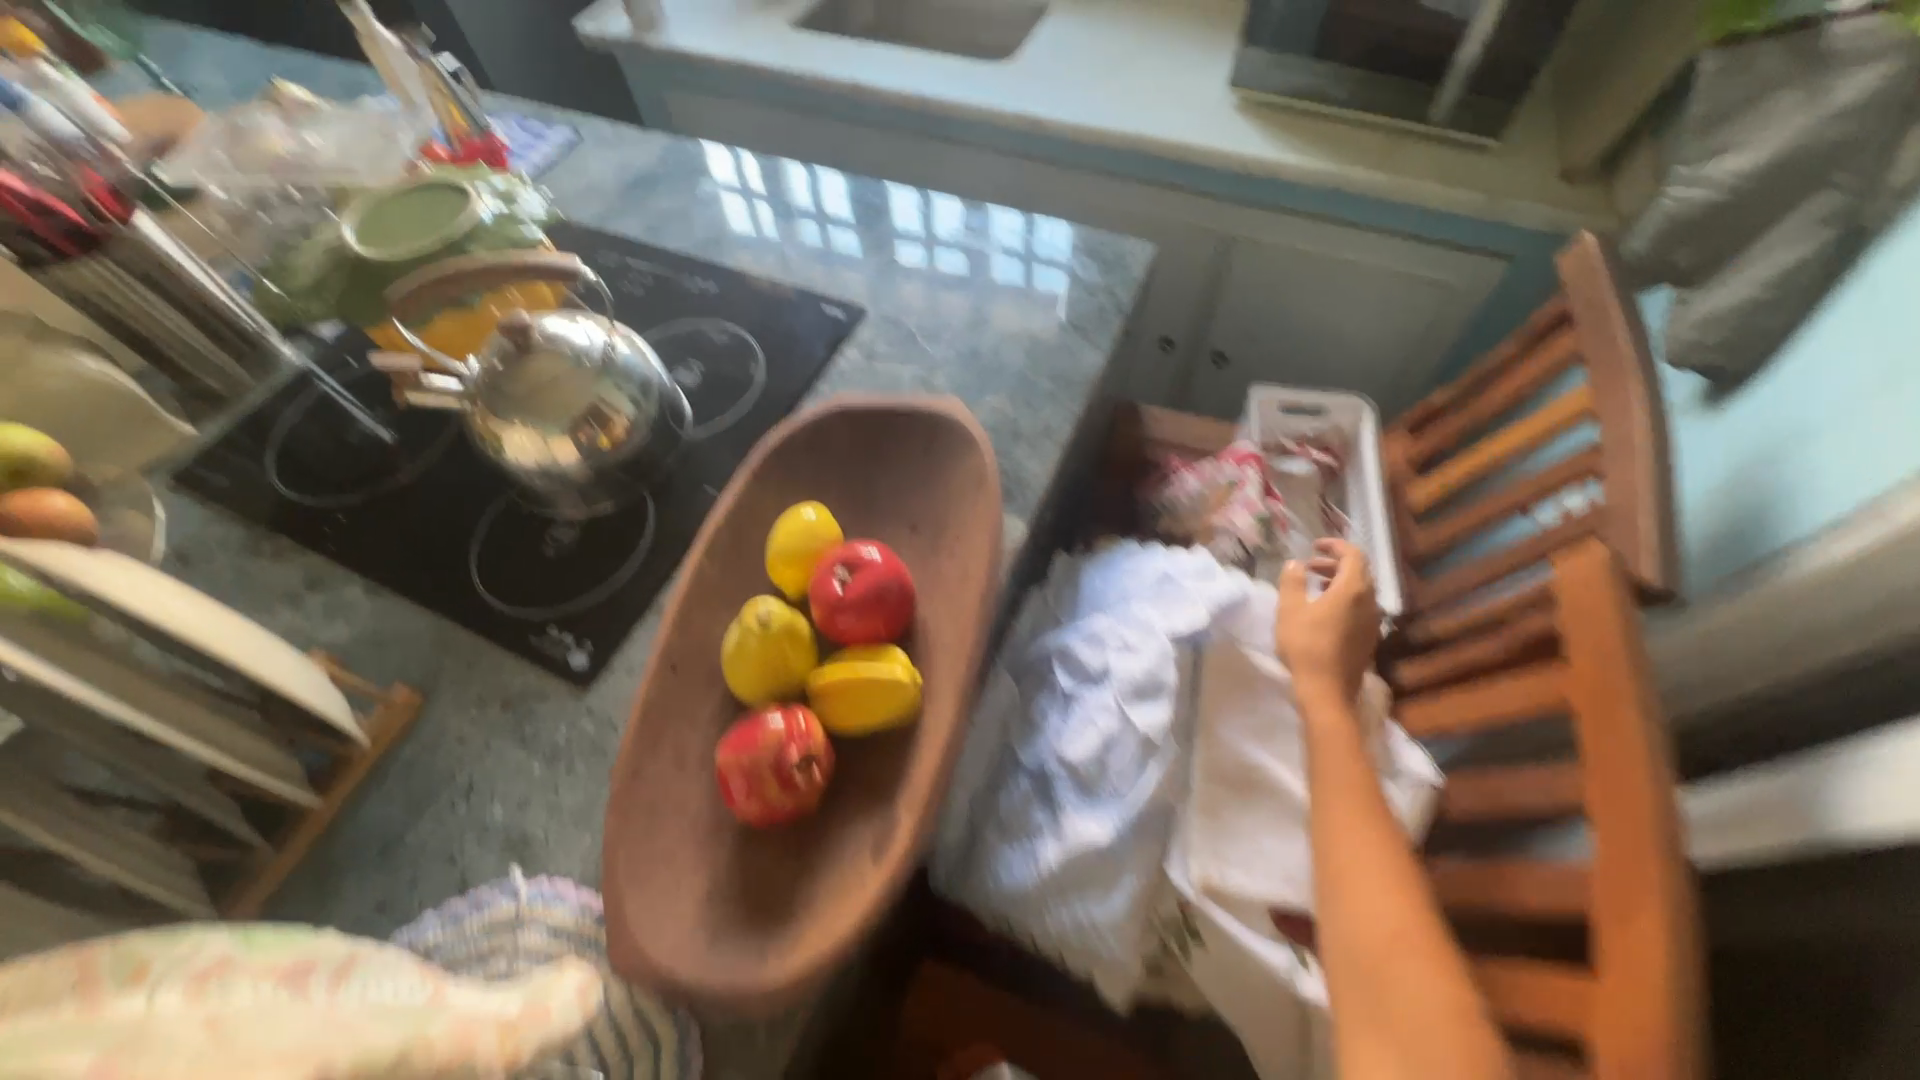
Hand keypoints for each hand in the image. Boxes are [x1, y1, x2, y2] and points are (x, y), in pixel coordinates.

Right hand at [1276, 538, 1381, 706]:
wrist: (1327, 690)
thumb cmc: (1305, 645)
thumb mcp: (1289, 609)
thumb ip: (1292, 581)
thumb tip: (1295, 564)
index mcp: (1352, 589)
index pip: (1353, 555)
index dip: (1335, 545)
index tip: (1315, 545)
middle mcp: (1369, 601)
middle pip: (1359, 572)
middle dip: (1335, 564)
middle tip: (1310, 567)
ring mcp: (1373, 621)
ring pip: (1361, 591)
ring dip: (1339, 583)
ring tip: (1314, 587)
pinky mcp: (1369, 638)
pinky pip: (1361, 608)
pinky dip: (1345, 600)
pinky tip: (1325, 611)